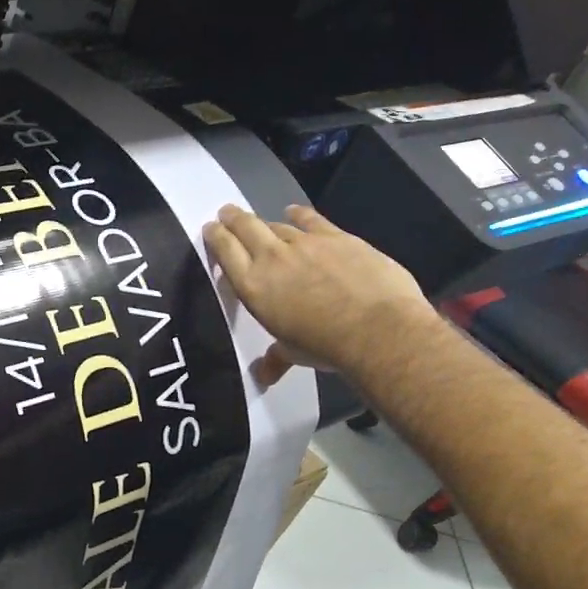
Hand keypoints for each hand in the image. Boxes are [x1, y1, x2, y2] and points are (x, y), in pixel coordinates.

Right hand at [203, 203, 435, 386]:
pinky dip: (300, 214)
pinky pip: (312, 220)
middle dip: (233, 218)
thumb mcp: (292, 351)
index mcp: (253, 287)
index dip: (215, 237)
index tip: (210, 228)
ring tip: (259, 220)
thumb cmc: (324, 346)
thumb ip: (275, 356)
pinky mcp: (338, 238)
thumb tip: (264, 377)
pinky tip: (295, 211)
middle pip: (246, 228)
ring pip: (277, 224)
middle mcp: (272, 259)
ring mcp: (306, 244)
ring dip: (266, 222)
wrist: (377, 329)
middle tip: (225, 212)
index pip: (225, 252)